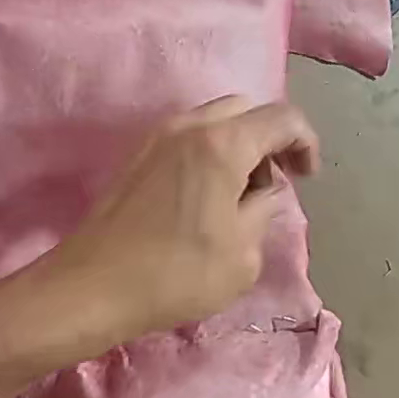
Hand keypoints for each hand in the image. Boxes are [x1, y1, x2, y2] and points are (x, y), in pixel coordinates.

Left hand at [47, 96, 318, 337]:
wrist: (93, 287)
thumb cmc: (176, 275)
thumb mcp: (242, 254)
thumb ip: (263, 210)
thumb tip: (262, 192)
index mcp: (222, 144)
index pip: (282, 118)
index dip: (305, 143)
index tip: (306, 178)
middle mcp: (188, 126)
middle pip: (246, 110)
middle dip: (269, 139)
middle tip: (271, 184)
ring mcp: (156, 138)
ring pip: (214, 121)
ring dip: (238, 146)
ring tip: (238, 195)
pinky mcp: (136, 156)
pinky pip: (187, 137)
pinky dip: (208, 153)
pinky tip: (204, 197)